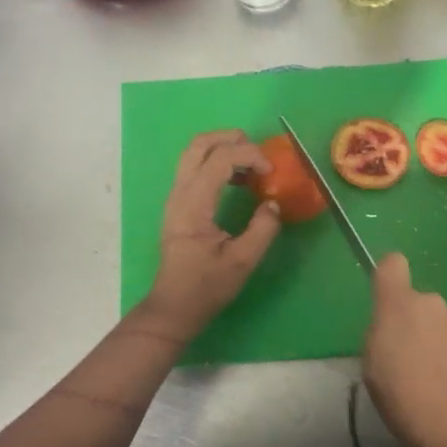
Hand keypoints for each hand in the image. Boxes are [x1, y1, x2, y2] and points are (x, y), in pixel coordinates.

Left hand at [141, 130, 281, 341]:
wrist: (174, 307)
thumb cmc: (206, 287)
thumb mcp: (242, 262)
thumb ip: (262, 229)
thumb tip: (273, 204)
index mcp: (193, 204)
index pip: (220, 159)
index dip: (250, 155)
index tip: (271, 172)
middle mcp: (179, 194)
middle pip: (199, 144)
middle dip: (231, 139)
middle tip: (259, 152)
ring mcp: (176, 198)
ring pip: (194, 154)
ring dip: (224, 150)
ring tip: (252, 167)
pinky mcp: (179, 205)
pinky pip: (195, 170)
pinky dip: (217, 164)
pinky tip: (239, 182)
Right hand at [363, 253, 446, 446]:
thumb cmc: (405, 398)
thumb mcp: (372, 368)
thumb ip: (379, 336)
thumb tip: (391, 329)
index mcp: (400, 305)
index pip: (392, 264)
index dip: (387, 277)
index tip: (383, 305)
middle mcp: (433, 305)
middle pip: (416, 302)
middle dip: (408, 323)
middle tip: (401, 363)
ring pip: (437, 324)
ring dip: (430, 342)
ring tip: (425, 383)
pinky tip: (446, 390)